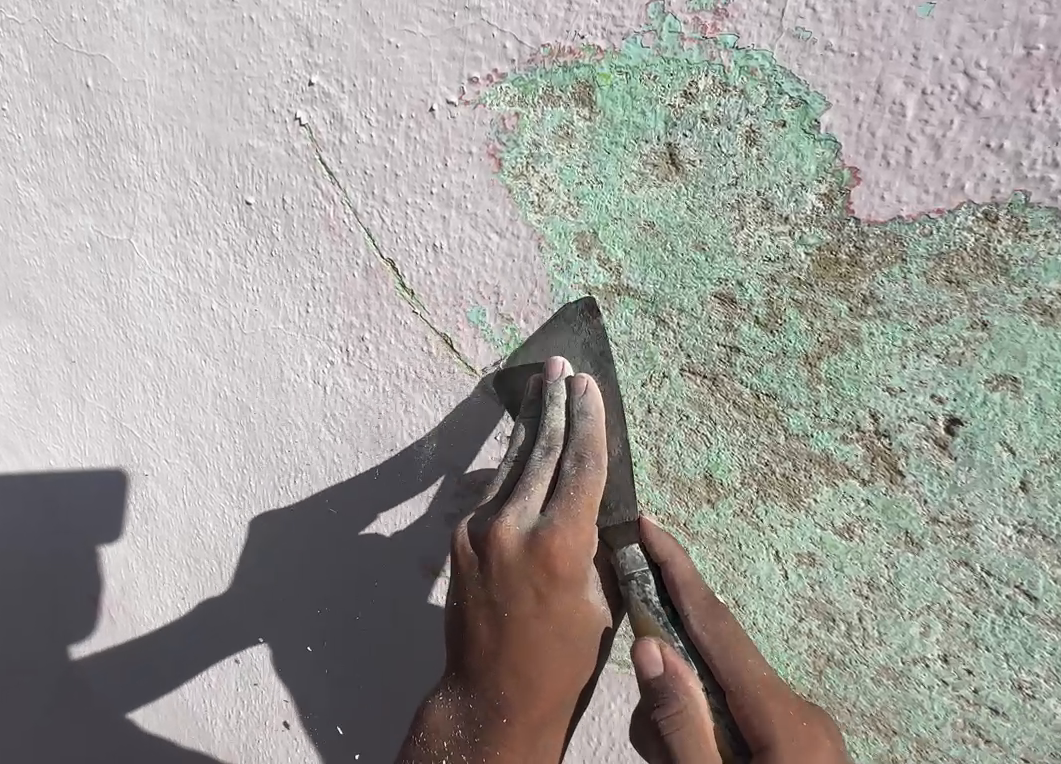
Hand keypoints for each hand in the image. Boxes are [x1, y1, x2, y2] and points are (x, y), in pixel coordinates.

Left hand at [398, 357, 611, 762]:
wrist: (493, 692)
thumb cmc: (563, 659)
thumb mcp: (600, 601)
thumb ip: (593, 543)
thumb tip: (592, 500)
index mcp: (561, 544)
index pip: (580, 465)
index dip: (587, 421)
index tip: (589, 385)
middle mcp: (515, 525)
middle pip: (541, 449)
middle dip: (554, 403)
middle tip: (561, 366)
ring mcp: (481, 526)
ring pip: (513, 463)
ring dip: (530, 424)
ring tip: (541, 387)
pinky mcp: (461, 534)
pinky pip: (495, 490)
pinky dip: (514, 466)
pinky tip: (525, 444)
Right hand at [629, 519, 849, 763]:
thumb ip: (681, 725)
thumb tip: (651, 644)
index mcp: (784, 721)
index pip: (717, 625)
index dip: (678, 570)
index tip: (649, 523)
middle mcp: (796, 714)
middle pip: (708, 664)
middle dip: (665, 686)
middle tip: (657, 749)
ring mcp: (800, 734)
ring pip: (714, 697)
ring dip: (681, 726)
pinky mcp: (796, 752)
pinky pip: (732, 722)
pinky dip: (702, 739)